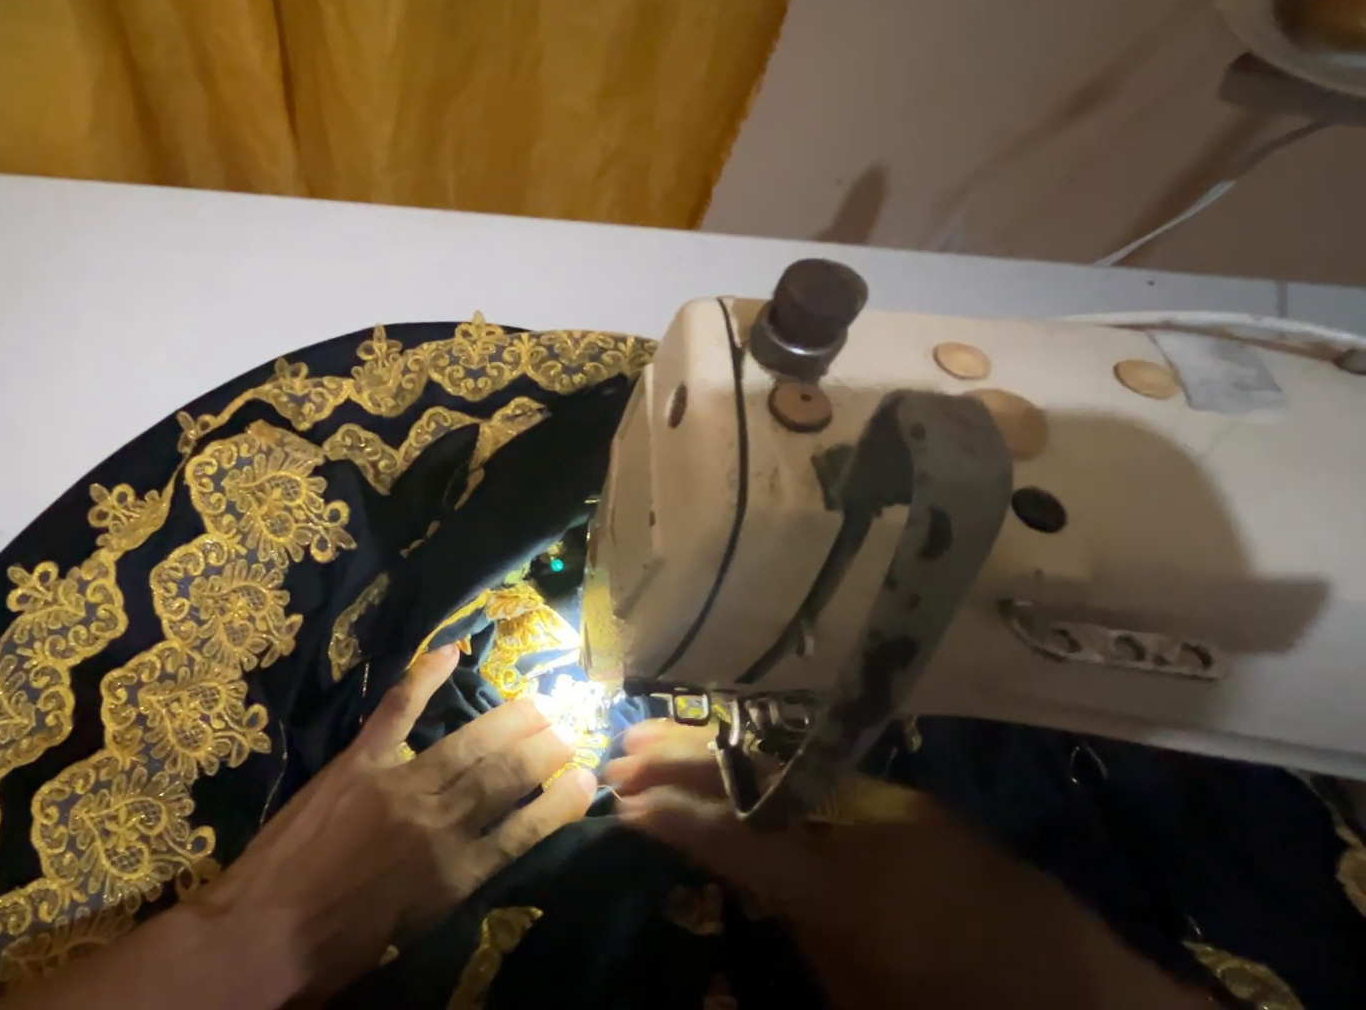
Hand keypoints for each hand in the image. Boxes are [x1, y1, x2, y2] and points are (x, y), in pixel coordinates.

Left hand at [1, 643, 596, 1009]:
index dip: (558, 803)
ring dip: (507, 721)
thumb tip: (484, 843)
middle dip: (541, 750)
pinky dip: (423, 677)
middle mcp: (438, 824)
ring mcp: (397, 784)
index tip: (586, 778)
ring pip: (467, 744)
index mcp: (453, 876)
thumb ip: (453, 881)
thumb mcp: (413, 929)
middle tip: (567, 724)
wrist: (262, 933)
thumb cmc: (338, 945)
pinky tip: (451, 651)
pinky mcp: (358, 761)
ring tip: (538, 702)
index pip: (523, 831)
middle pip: (503, 778)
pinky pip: (398, 710)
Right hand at [608, 720, 1215, 1009]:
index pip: (736, 838)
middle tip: (620, 754)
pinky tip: (726, 755)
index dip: (675, 819)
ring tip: (652, 736)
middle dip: (679, 763)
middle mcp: (862, 827)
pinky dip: (759, 760)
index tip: (626, 805)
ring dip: (711, 749)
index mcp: (847, 889)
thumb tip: (751, 879)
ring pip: (777, 760)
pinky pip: (812, 769)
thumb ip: (801, 930)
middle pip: (749, 778)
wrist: (1098, 1006)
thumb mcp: (866, 998)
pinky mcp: (906, 800)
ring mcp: (887, 803)